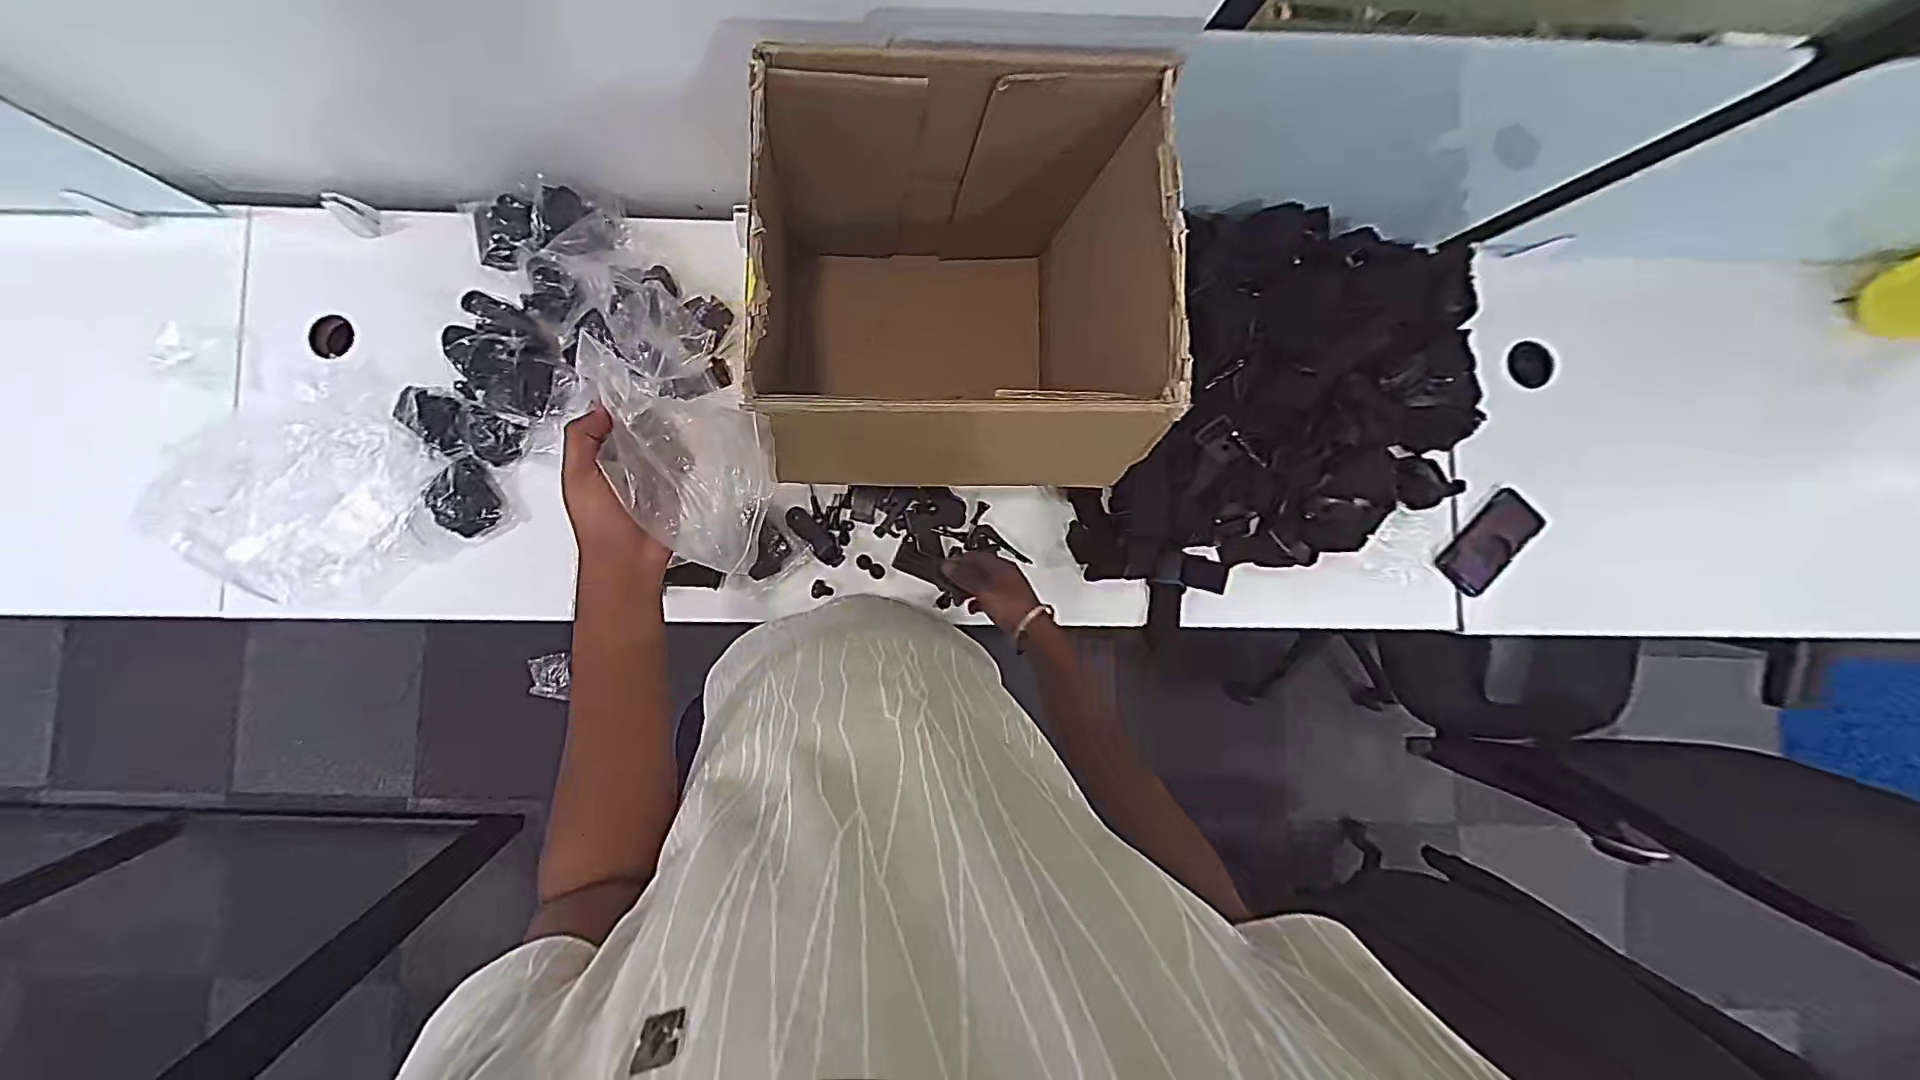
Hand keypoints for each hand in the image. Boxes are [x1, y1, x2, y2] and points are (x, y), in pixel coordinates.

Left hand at [563, 405, 671, 575]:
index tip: (631, 396)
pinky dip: (686, 461)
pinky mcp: (673, 493)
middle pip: (639, 435)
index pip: (608, 426)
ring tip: (678, 429)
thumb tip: (600, 410)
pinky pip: (682, 470)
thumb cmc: (599, 526)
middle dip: (649, 423)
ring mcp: (651, 481)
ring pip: (663, 450)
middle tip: (660, 409)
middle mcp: (624, 469)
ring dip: (670, 441)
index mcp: (597, 462)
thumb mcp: (576, 476)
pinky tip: (688, 453)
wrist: (628, 562)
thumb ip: (581, 440)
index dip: (618, 409)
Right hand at [943, 552, 1044, 634]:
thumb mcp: (982, 589)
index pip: (977, 556)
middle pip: (979, 570)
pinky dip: (978, 600)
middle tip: (951, 583)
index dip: (960, 560)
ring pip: (983, 584)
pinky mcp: (1009, 603)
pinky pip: (989, 596)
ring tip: (959, 598)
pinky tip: (973, 607)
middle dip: (963, 577)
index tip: (948, 566)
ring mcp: (1008, 589)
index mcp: (1001, 566)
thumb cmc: (1013, 607)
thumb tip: (949, 566)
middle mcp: (1006, 575)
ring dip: (969, 590)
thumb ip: (964, 577)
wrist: (1030, 627)